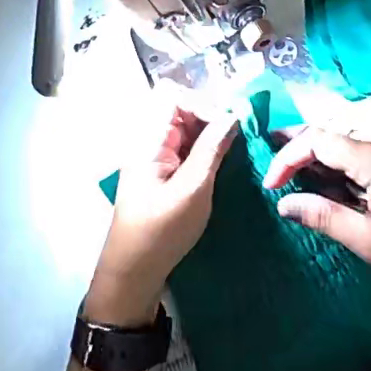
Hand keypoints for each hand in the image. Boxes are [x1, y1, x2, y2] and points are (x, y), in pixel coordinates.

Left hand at [90, 103, 238, 324]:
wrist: (133, 274)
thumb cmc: (161, 233)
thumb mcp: (193, 190)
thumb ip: (212, 149)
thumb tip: (233, 115)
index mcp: (148, 141)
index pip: (173, 96)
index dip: (204, 103)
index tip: (230, 126)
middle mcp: (149, 143)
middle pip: (182, 109)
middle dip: (212, 117)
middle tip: (237, 138)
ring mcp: (155, 158)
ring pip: (188, 128)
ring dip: (212, 134)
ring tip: (235, 150)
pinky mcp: (163, 173)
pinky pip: (187, 147)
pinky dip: (207, 150)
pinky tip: (223, 164)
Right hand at [261, 129, 370, 325]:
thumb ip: (325, 217)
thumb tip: (286, 203)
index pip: (317, 139)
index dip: (287, 157)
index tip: (269, 186)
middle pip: (332, 135)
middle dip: (299, 151)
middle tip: (274, 175)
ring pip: (349, 145)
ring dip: (321, 160)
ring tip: (296, 183)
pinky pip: (366, 157)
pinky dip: (342, 168)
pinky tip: (336, 190)